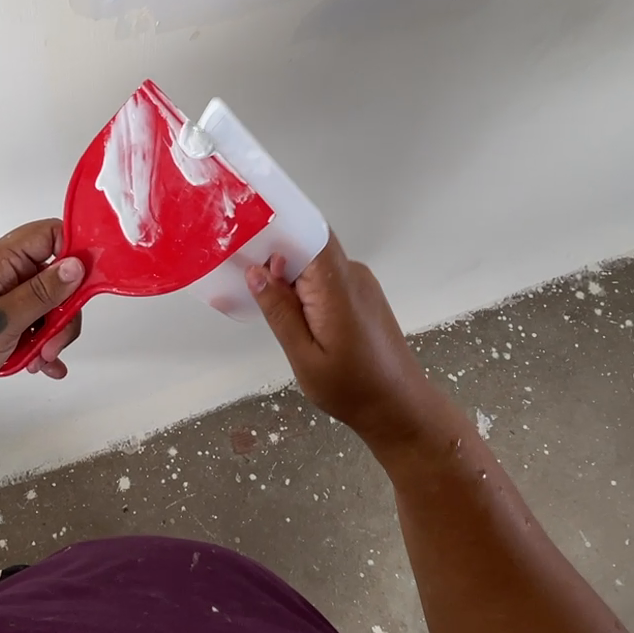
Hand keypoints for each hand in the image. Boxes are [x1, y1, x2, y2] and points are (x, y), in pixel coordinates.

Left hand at [0, 220, 85, 414]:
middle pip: (55, 277)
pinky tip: (43, 367)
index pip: (49, 234)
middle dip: (62, 312)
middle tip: (54, 343)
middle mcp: (2, 273)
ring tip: (41, 361)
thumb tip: (77, 264)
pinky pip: (33, 325)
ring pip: (47, 305)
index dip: (74, 252)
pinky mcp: (1, 322)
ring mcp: (1, 298)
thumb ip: (43, 293)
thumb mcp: (3, 321)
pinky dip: (41, 345)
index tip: (89, 284)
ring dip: (52, 334)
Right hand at [244, 234, 435, 449]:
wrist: (400, 408)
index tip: (242, 228)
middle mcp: (352, 275)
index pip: (309, 232)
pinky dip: (300, 286)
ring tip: (251, 288)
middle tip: (233, 263)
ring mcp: (359, 284)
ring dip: (284, 272)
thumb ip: (279, 312)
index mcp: (338, 287)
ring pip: (313, 262)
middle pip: (307, 244)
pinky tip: (282, 306)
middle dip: (272, 250)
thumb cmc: (352, 389)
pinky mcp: (359, 296)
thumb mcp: (304, 356)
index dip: (277, 225)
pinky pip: (323, 278)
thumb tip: (255, 271)